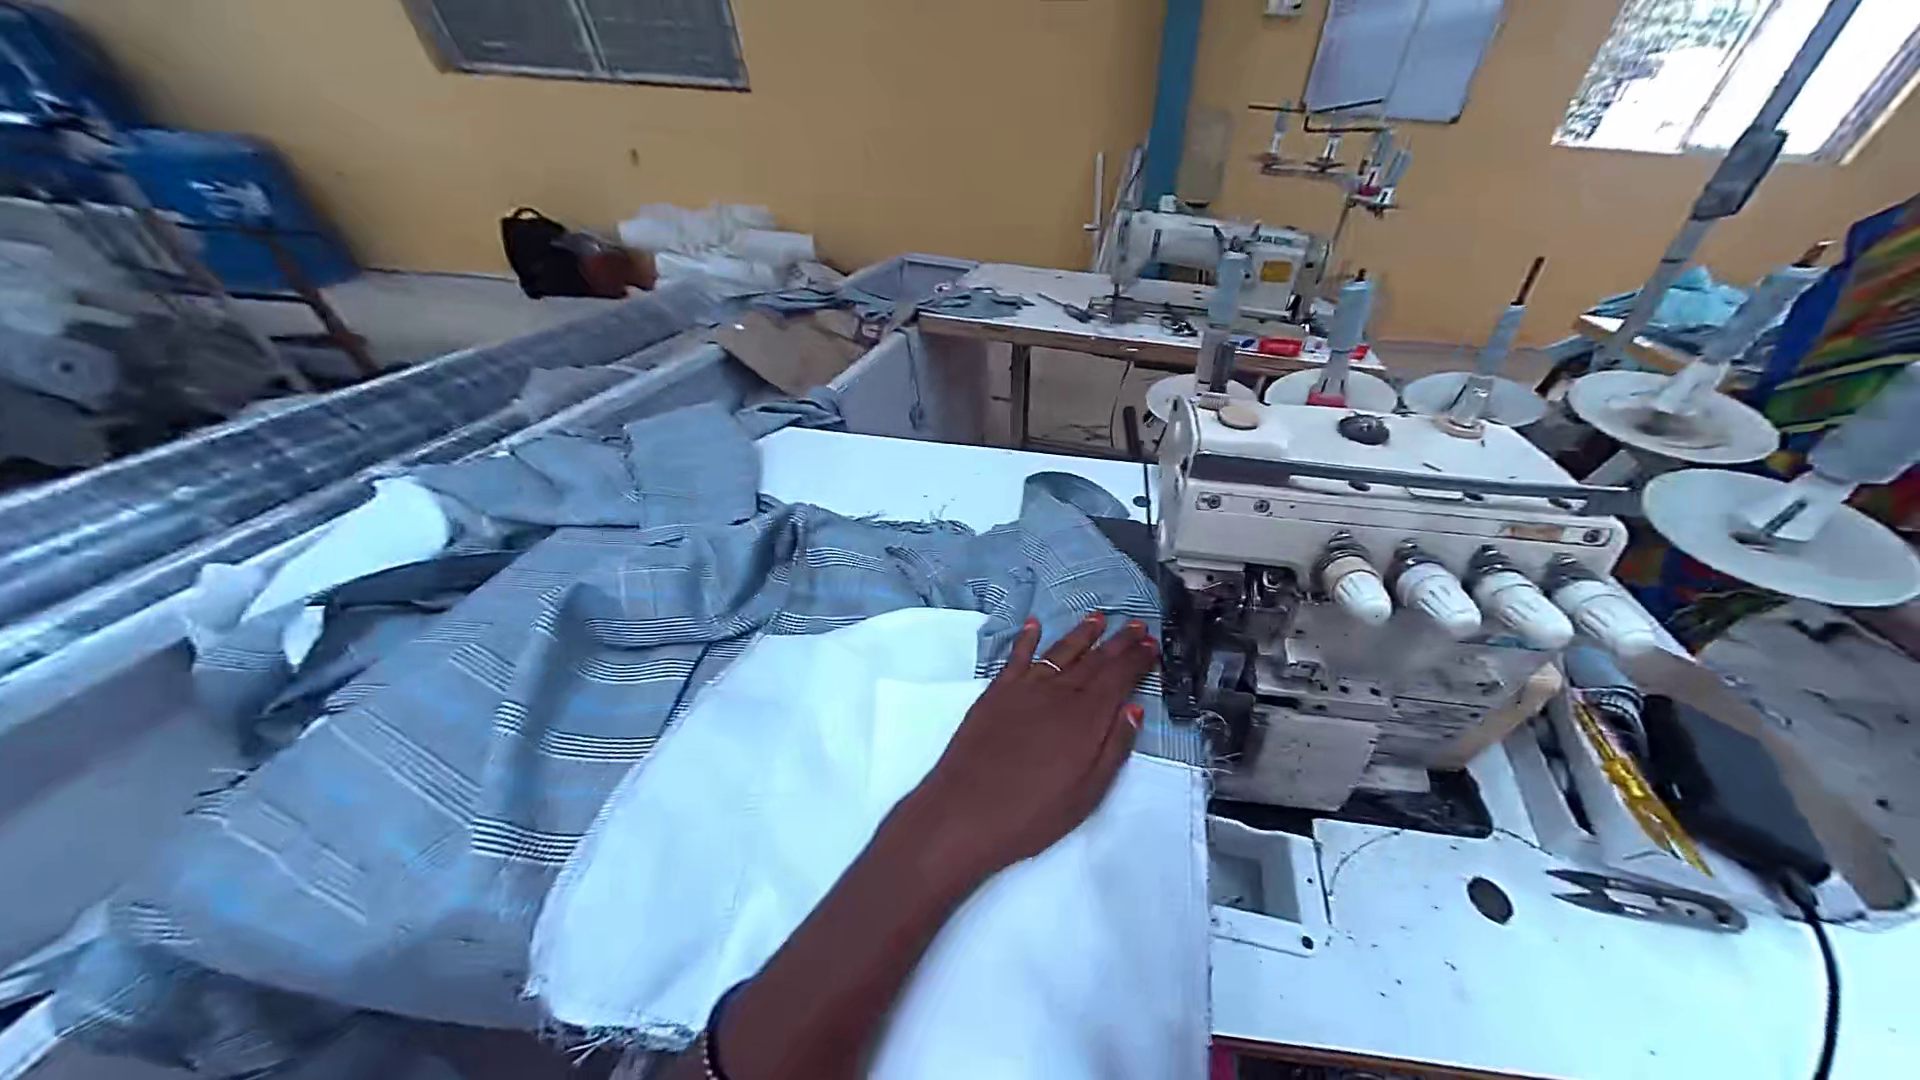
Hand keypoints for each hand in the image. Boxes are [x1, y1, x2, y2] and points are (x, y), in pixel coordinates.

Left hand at [902, 612, 1158, 880]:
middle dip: (1118, 642)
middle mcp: (1057, 694)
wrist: (966, 810)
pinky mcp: (996, 692)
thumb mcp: (1088, 793)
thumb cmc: (1032, 813)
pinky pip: (1016, 657)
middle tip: (1137, 625)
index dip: (1137, 660)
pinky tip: (1034, 624)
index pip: (1118, 678)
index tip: (1151, 644)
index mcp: (1085, 718)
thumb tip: (1133, 708)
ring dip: (1081, 634)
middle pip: (1094, 661)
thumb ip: (1114, 746)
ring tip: (1098, 618)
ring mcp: (1024, 689)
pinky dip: (1027, 638)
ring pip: (1060, 652)